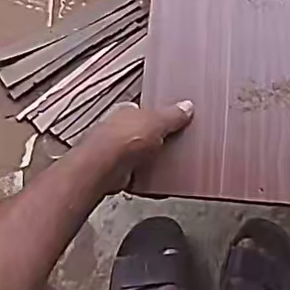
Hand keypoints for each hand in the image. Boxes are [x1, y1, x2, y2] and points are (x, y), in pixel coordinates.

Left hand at [78, 101, 193, 191]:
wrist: (104, 168)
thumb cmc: (122, 139)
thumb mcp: (158, 122)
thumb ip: (172, 116)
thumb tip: (186, 107)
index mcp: (126, 111)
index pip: (145, 111)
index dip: (159, 118)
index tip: (174, 124)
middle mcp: (116, 130)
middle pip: (142, 135)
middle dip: (156, 143)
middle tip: (171, 147)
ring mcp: (113, 152)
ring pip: (137, 156)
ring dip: (150, 162)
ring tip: (164, 166)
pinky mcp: (114, 173)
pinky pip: (134, 176)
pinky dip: (144, 180)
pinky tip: (153, 182)